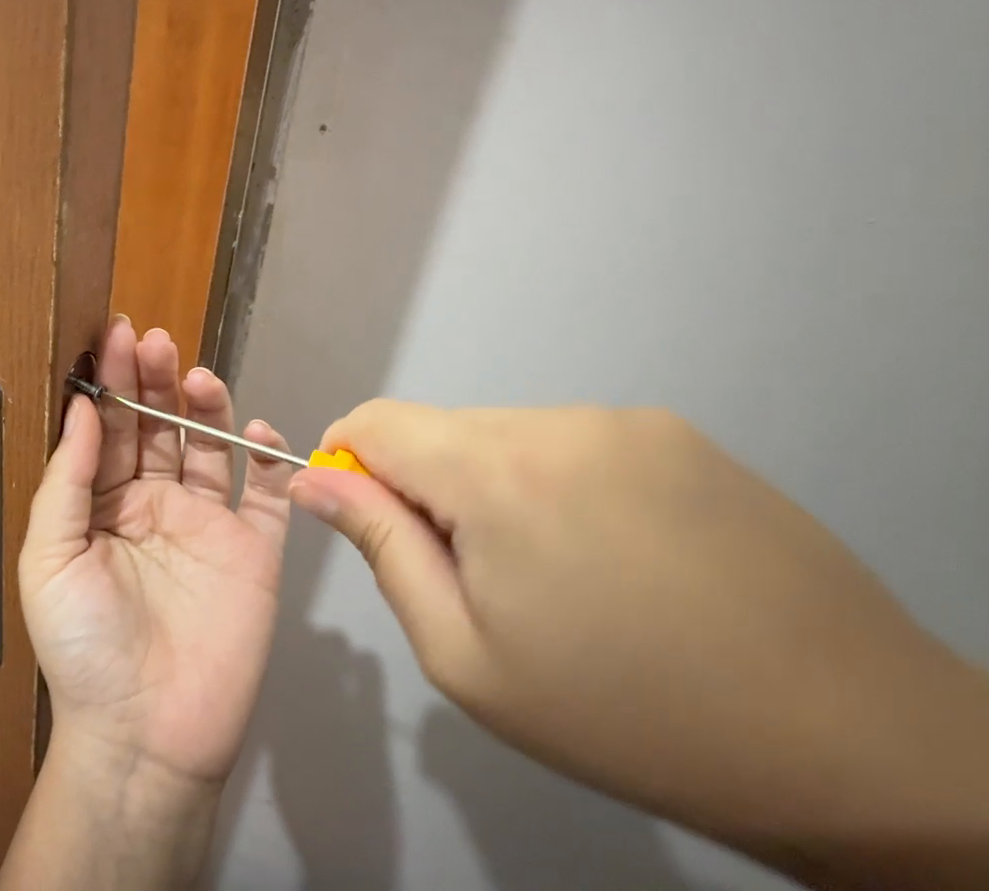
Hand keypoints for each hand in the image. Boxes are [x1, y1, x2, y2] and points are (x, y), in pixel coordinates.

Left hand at [20, 319, 294, 784]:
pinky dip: (270, 462)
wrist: (143, 734)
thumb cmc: (83, 648)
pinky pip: (268, 498)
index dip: (110, 383)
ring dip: (206, 408)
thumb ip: (67, 482)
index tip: (113, 335)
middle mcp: (154, 506)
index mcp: (102, 506)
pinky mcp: (253, 554)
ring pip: (211, 449)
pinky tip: (260, 434)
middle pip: (159, 428)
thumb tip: (82, 411)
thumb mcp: (51, 559)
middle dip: (154, 381)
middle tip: (153, 340)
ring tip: (196, 376)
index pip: (108, 430)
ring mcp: (206, 527)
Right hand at [292, 401, 988, 885]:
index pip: (374, 420)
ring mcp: (637, 424)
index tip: (376, 532)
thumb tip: (314, 478)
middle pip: (441, 429)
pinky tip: (614, 562)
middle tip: (477, 583)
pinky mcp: (690, 441)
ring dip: (494, 491)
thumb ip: (381, 546)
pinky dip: (557, 488)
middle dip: (428, 490)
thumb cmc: (623, 714)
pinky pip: (576, 446)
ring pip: (507, 436)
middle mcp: (565, 421)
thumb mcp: (464, 653)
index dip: (348, 465)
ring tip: (556, 580)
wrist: (853, 746)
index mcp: (500, 470)